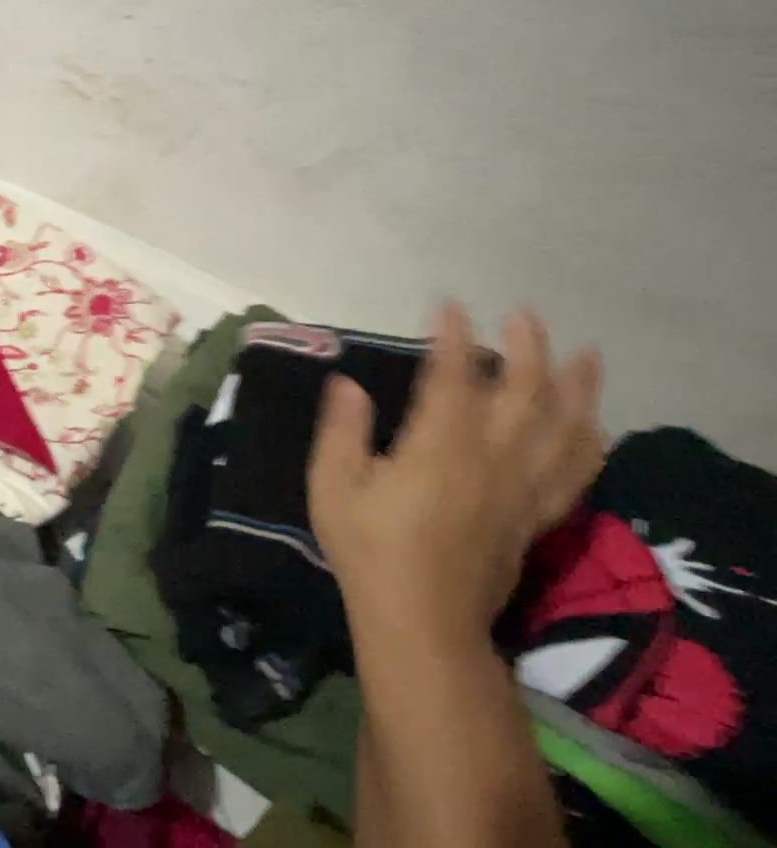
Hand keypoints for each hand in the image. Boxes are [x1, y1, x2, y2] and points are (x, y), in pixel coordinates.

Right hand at [308, 304, 604, 646]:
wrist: (420, 617)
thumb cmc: (367, 547)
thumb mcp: (333, 486)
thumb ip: (342, 431)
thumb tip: (347, 384)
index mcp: (438, 449)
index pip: (453, 380)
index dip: (453, 339)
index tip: (450, 307)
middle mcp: (491, 460)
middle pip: (523, 394)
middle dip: (526, 348)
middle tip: (522, 314)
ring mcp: (521, 488)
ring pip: (564, 428)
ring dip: (577, 387)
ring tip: (585, 354)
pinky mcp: (535, 516)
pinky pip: (576, 472)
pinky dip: (590, 441)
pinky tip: (592, 424)